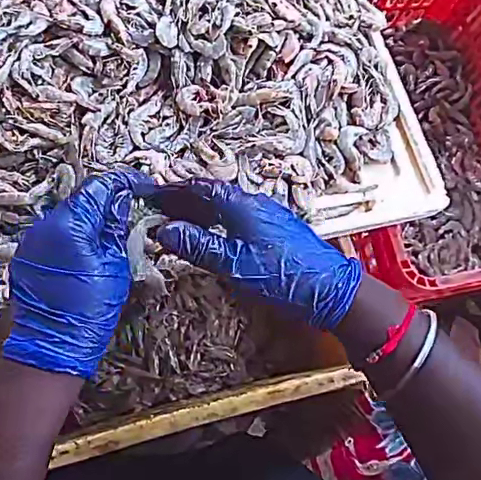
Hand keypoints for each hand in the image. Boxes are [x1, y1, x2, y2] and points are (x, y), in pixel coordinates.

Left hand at [1, 169, 156, 379]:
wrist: (51, 347)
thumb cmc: (87, 312)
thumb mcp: (115, 266)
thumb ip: (117, 228)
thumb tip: (124, 201)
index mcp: (69, 223)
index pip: (99, 186)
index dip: (125, 182)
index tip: (144, 186)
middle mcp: (44, 226)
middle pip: (81, 200)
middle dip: (107, 200)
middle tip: (131, 208)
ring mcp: (31, 241)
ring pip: (67, 217)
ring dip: (89, 219)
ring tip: (112, 231)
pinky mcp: (26, 256)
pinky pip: (53, 235)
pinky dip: (73, 236)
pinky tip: (88, 250)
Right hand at [150, 179, 361, 330]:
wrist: (331, 290)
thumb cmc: (282, 275)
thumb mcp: (232, 263)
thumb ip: (197, 245)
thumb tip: (163, 230)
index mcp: (240, 204)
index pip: (198, 188)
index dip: (171, 191)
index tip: (149, 195)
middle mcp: (252, 203)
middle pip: (208, 195)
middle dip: (180, 202)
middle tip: (155, 212)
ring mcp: (264, 215)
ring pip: (221, 208)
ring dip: (196, 214)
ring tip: (173, 225)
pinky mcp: (271, 230)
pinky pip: (233, 218)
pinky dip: (212, 224)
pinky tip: (206, 237)